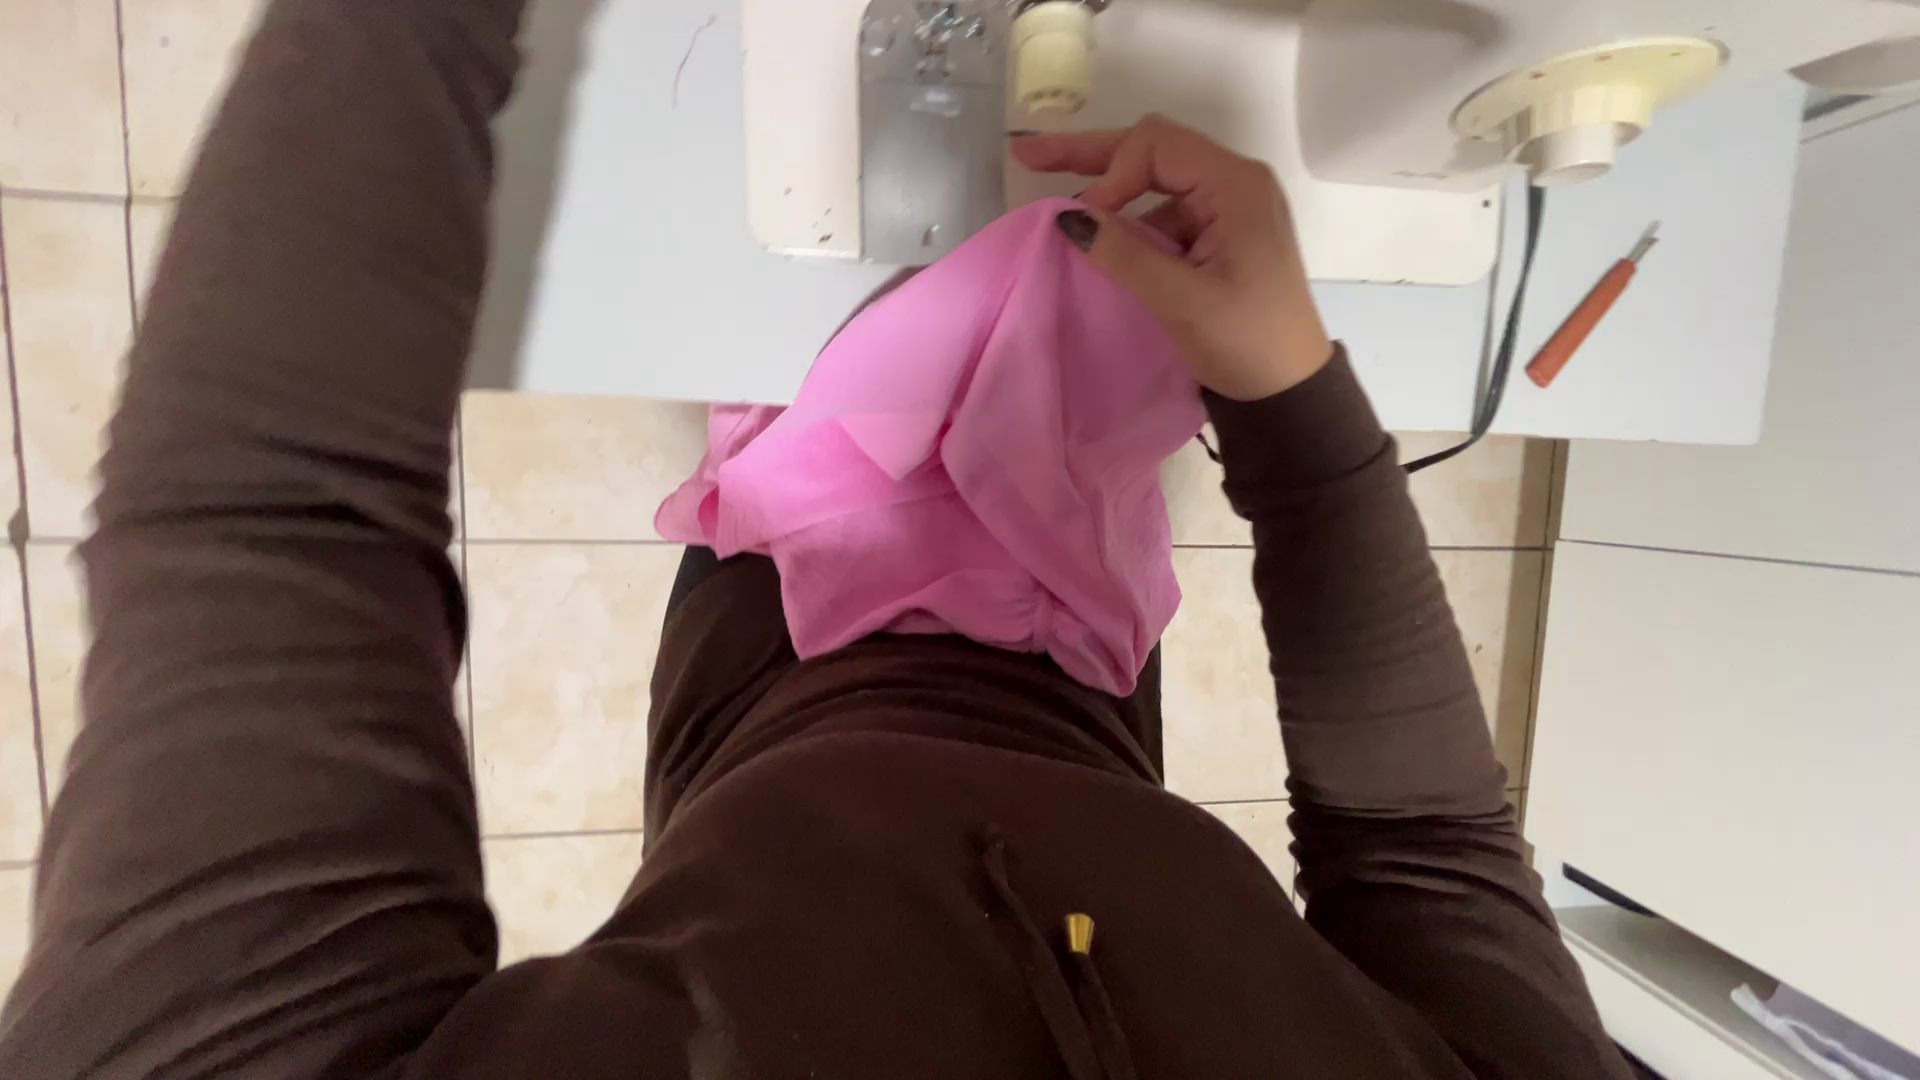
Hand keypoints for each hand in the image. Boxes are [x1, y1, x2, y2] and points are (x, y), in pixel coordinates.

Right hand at [1011, 115, 1333, 400]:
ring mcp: (1225, 211)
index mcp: (1235, 185)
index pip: (1156, 145)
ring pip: (1154, 185)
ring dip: (1109, 196)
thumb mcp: (1182, 300)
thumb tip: (1066, 218)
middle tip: (1028, 156)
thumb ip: (1125, 255)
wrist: (1286, 387)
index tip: (1084, 224)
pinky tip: (1100, 244)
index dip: (1111, 174)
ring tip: (1061, 214)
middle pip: (1152, 152)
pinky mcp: (1216, 238)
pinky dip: (1128, 227)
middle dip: (1091, 155)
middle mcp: (1232, 184)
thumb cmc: (1246, 342)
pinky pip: (1163, 217)